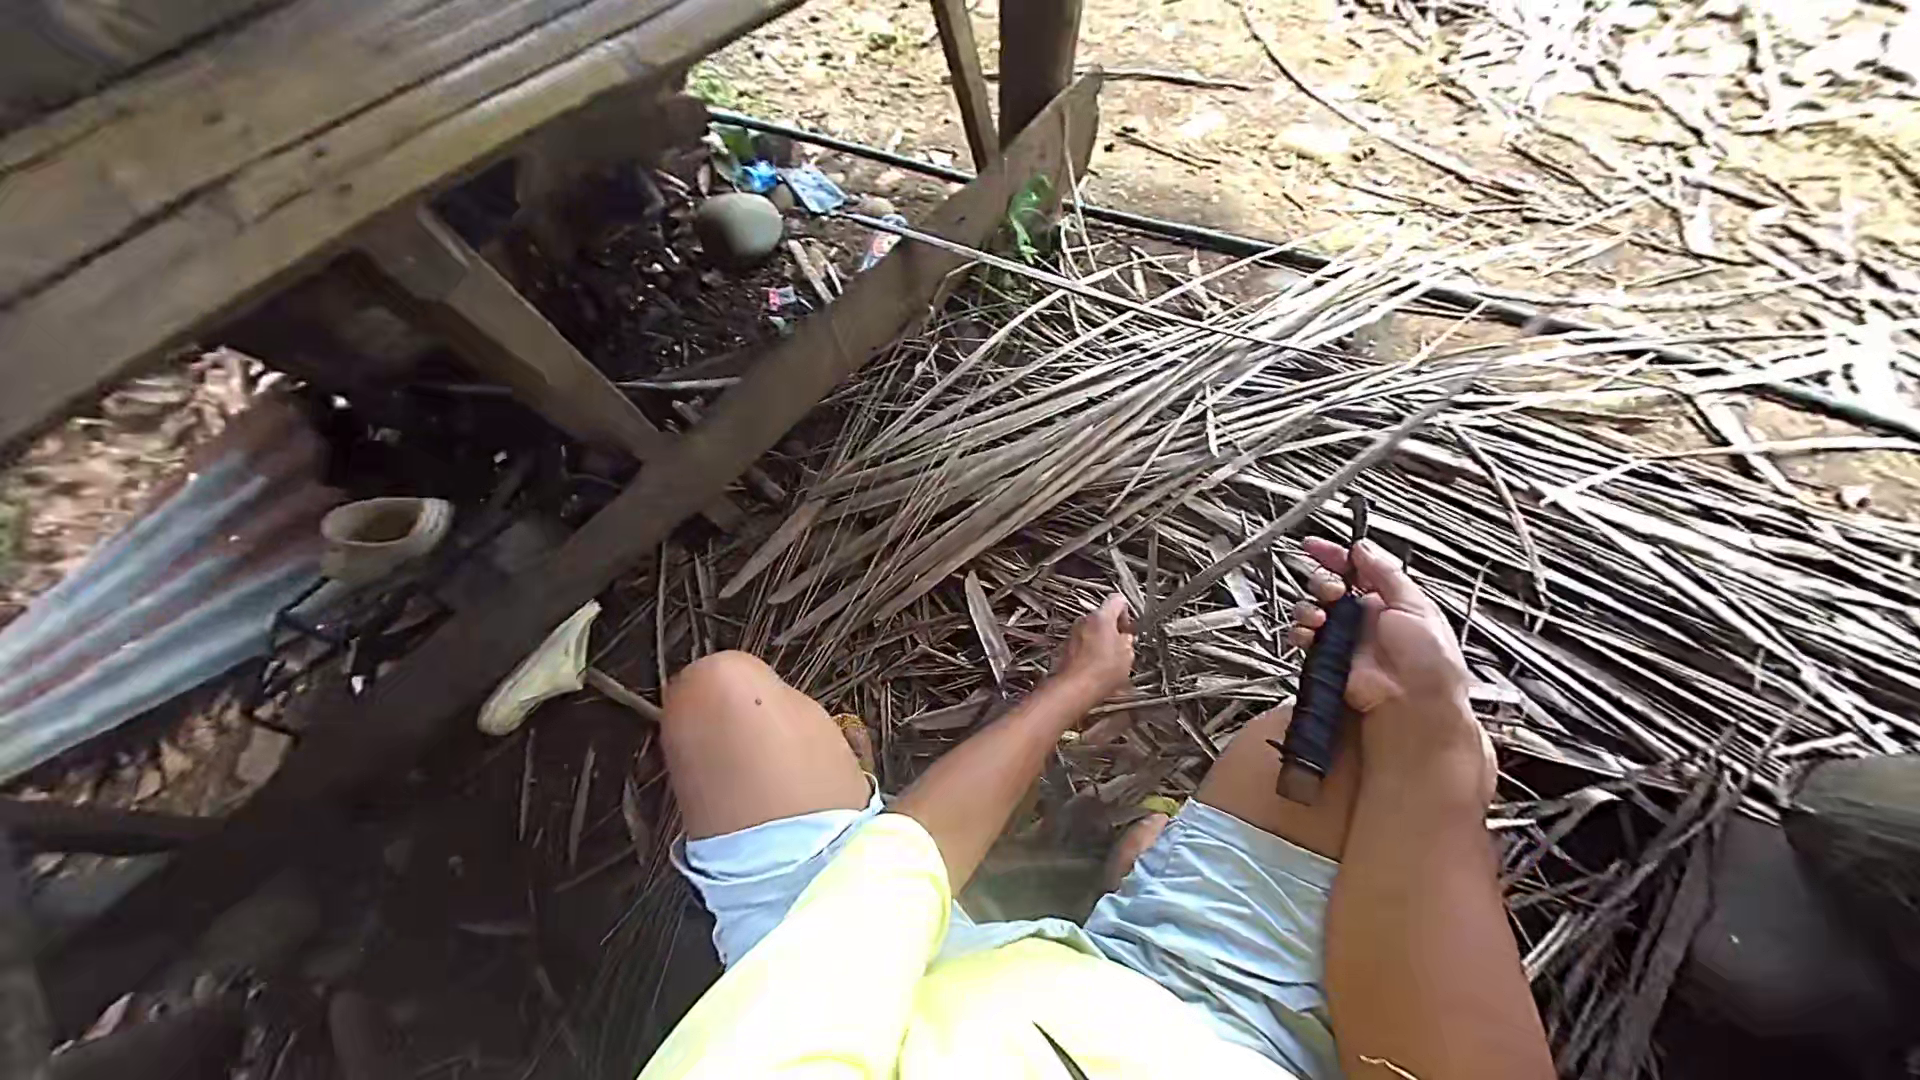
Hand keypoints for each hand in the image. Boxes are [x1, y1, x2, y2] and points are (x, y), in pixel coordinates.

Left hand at [1051, 593, 1135, 702]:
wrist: (1074, 688)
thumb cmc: (1101, 670)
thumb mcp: (1127, 655)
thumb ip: (1128, 641)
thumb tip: (1125, 638)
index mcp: (1101, 617)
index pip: (1117, 600)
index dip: (1127, 612)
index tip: (1129, 627)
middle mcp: (1084, 621)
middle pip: (1103, 617)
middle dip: (1114, 630)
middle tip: (1123, 646)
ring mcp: (1073, 634)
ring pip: (1092, 631)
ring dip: (1102, 641)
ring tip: (1111, 661)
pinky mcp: (1065, 648)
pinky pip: (1083, 644)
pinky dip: (1090, 651)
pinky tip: (1098, 667)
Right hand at [1287, 538, 1493, 804]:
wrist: (1413, 702)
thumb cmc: (1430, 662)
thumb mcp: (1416, 605)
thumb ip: (1385, 572)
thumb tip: (1362, 548)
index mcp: (1388, 601)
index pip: (1355, 569)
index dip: (1333, 555)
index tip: (1314, 546)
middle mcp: (1362, 617)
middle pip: (1328, 586)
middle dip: (1323, 582)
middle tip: (1332, 590)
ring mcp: (1343, 637)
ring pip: (1311, 608)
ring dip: (1310, 607)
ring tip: (1322, 616)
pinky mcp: (1326, 656)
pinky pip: (1302, 636)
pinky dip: (1301, 631)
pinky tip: (1311, 632)